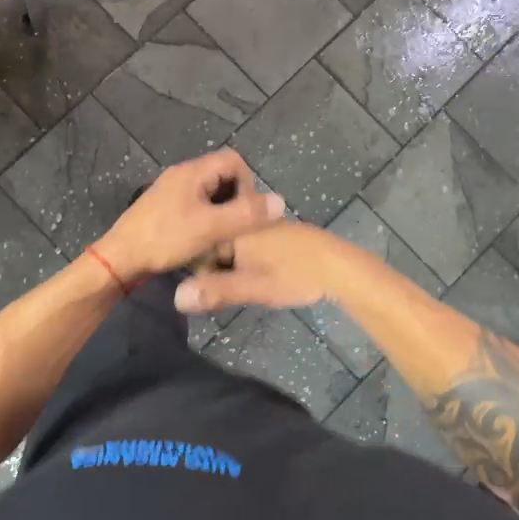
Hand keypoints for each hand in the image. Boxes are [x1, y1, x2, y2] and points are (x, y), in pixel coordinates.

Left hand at [90, 149, 285, 282]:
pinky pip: (195, 206)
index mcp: (192, 172)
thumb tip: (280, 201)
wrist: (121, 257)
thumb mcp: (209, 228)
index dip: (248, 182)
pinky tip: (205, 242)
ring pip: (209, 194)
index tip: (248, 210)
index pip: (233, 160)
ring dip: (221, 213)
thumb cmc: (164, 239)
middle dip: (236, 200)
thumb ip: (245, 214)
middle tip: (238, 228)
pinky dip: (206, 220)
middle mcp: (181, 175)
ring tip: (224, 237)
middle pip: (222, 177)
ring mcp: (171, 192)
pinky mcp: (164, 209)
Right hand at [172, 221, 347, 312]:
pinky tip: (261, 274)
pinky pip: (251, 242)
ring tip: (245, 285)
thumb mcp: (252, 287)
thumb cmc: (296, 276)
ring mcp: (265, 224)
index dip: (200, 271)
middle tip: (230, 290)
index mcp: (235, 228)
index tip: (207, 290)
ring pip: (235, 244)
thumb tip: (176, 299)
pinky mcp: (279, 231)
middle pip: (217, 244)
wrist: (342, 269)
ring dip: (234, 264)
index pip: (200, 247)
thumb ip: (215, 291)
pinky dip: (250, 259)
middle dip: (217, 267)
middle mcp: (247, 220)